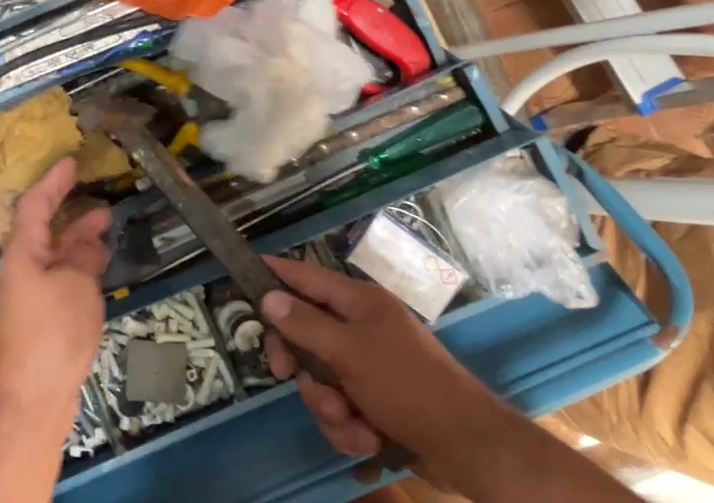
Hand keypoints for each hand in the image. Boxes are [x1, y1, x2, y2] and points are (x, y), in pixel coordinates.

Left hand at [0, 157, 112, 417]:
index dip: (52, 181)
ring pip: (56, 255)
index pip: (35, 203)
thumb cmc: (51, 331)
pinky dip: (81, 266)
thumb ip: (82, 255)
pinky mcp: (42, 319)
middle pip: (44, 228)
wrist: (32, 397)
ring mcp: (31, 295)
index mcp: (22, 251)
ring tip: (107, 226)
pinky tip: (99, 269)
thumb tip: (88, 238)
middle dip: (69, 209)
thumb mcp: (75, 284)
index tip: (70, 161)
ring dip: (79, 238)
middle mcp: (22, 268)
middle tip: (98, 194)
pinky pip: (61, 278)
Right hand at [260, 255, 502, 462]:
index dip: (277, 272)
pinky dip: (348, 427)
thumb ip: (305, 324)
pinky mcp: (374, 402)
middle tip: (286, 376)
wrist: (466, 446)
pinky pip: (339, 408)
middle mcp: (361, 329)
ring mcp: (368, 367)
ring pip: (319, 380)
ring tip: (352, 423)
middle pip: (304, 334)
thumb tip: (269, 296)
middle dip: (300, 366)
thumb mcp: (349, 352)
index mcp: (359, 303)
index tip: (247, 268)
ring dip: (328, 407)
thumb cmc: (407, 385)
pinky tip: (368, 440)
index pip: (307, 276)